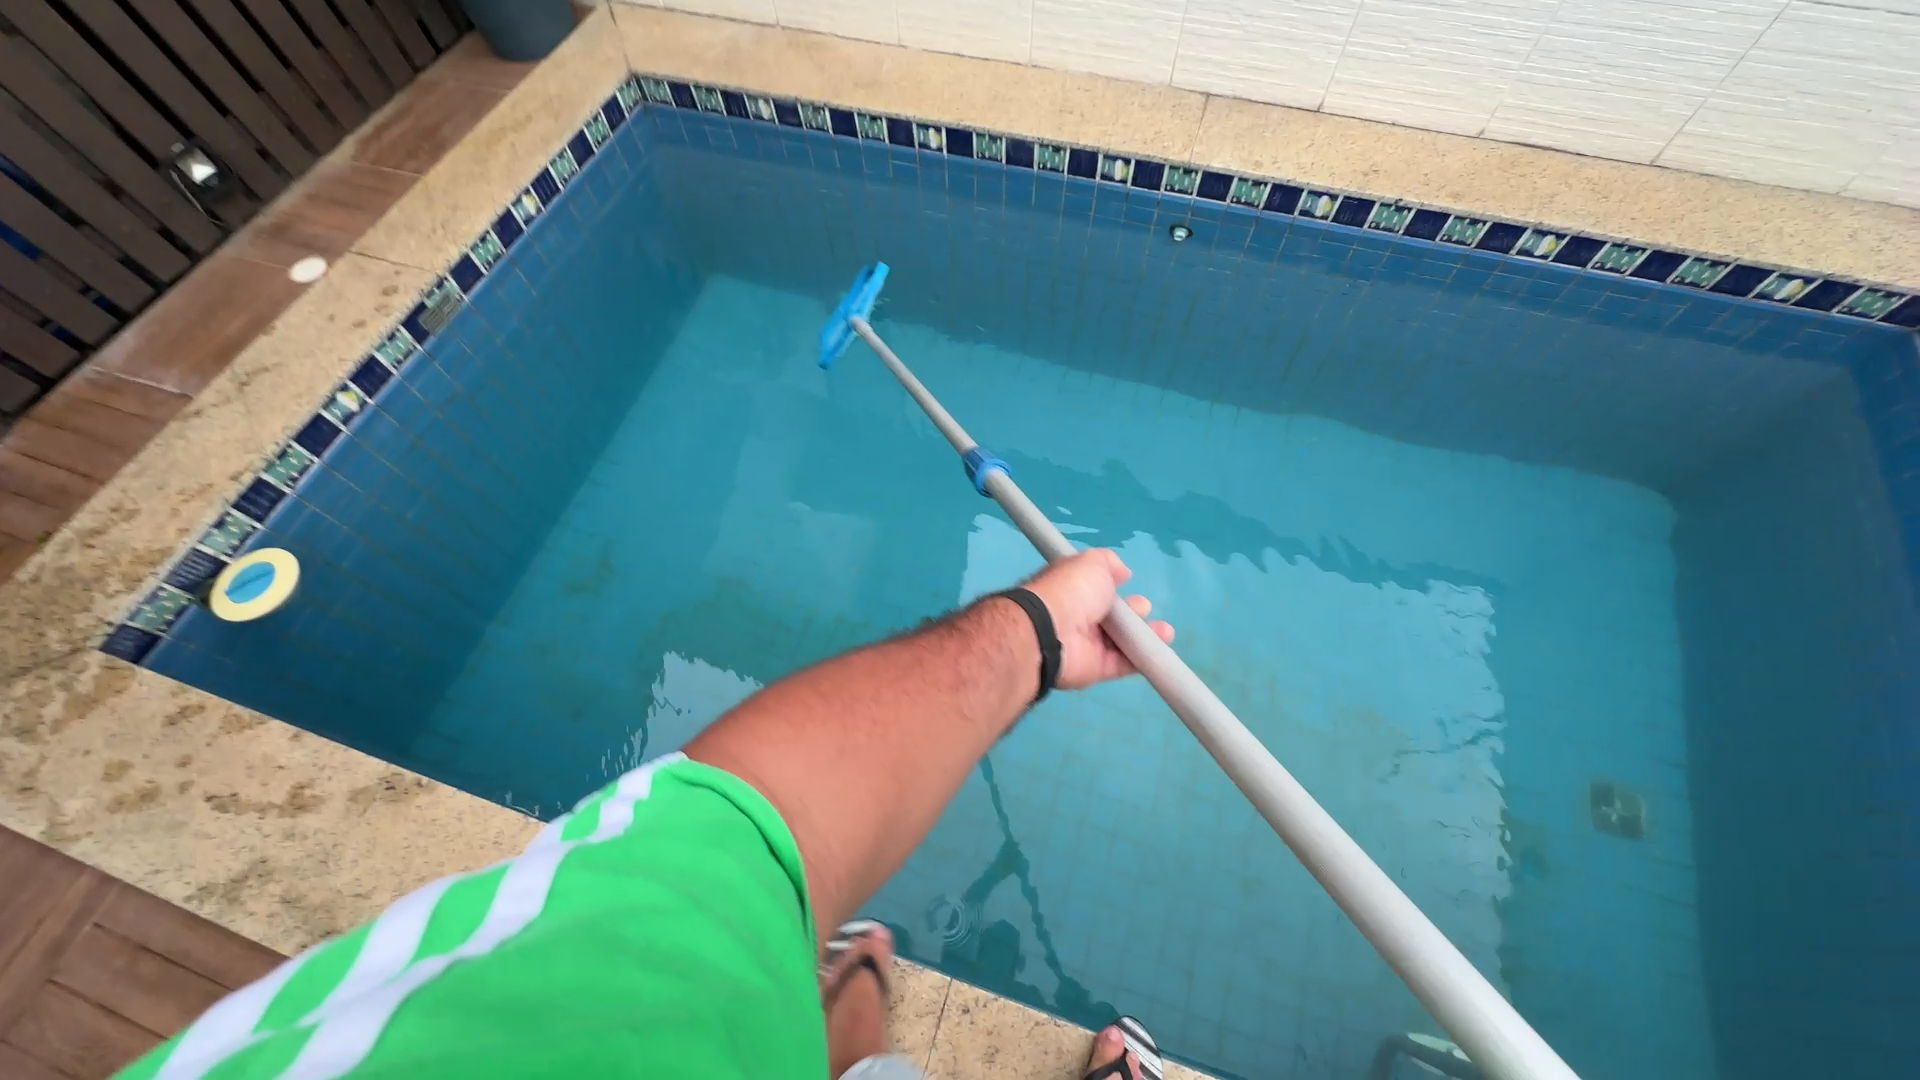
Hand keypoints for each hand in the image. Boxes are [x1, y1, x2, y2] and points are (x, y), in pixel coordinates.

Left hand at [1019, 549, 1172, 689]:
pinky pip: (1124, 663)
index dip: (1112, 583)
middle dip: (1133, 610)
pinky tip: (1160, 649)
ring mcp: (1087, 644)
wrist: (1053, 632)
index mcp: (1072, 588)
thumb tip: (1123, 571)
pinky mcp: (1096, 668)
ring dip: (1145, 634)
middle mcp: (1078, 616)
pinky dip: (1142, 658)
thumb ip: (1109, 563)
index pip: (1095, 586)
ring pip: (1122, 640)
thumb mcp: (1092, 563)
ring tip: (1164, 631)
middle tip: (1143, 607)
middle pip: (1112, 615)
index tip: (1127, 579)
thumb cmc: (1071, 591)